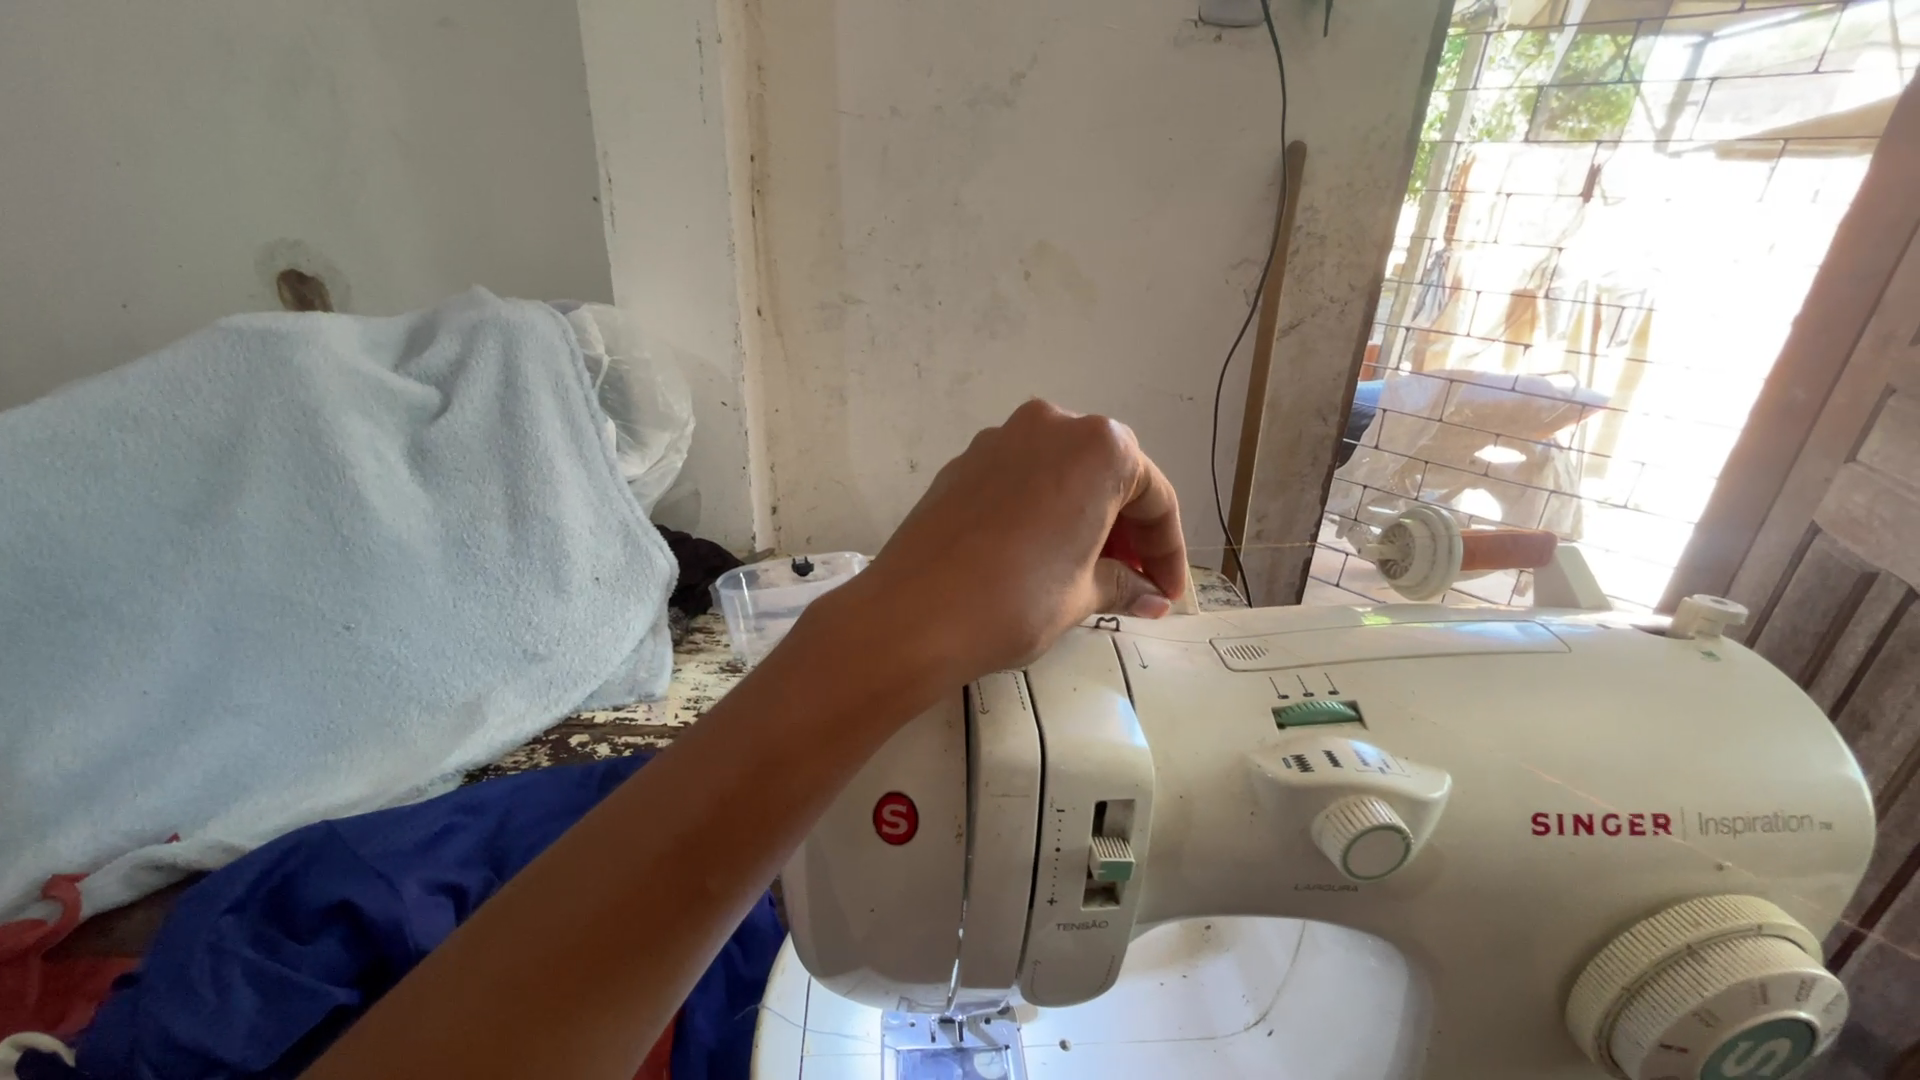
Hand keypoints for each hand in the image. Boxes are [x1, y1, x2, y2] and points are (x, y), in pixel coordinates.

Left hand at [832, 399, 1186, 680]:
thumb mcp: (1082, 594)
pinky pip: (1023, 482)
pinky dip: (1044, 512)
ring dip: (1085, 519)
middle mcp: (1051, 425)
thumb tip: (1149, 597)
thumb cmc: (1016, 601)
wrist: (912, 614)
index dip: (1168, 553)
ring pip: (1063, 475)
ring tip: (1089, 573)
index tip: (1167, 594)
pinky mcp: (963, 462)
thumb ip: (1124, 584)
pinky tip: (1041, 555)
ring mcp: (1000, 439)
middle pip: (1109, 477)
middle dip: (1127, 532)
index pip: (1154, 498)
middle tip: (1133, 585)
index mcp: (1098, 446)